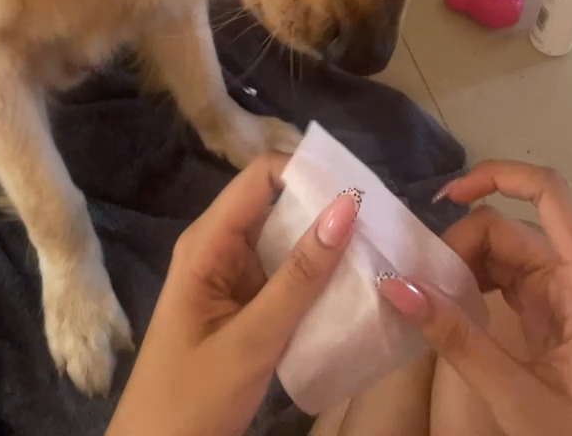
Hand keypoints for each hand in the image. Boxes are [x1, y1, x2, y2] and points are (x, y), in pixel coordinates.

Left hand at [107, 153, 359, 435]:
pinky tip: (352, 281)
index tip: (359, 189)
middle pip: (277, 201)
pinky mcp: (245, 302)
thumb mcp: (252, 339)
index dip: (307, 171)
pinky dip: (316, 273)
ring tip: (377, 244)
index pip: (261, 176)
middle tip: (380, 218)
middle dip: (325, 205)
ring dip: (325, 240)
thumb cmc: (191, 400)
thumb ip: (300, 276)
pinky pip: (285, 271)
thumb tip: (346, 205)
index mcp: (208, 241)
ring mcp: (232, 274)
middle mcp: (220, 245)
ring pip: (285, 237)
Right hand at [377, 160, 571, 435]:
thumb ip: (459, 340)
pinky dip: (472, 284)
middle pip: (512, 226)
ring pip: (504, 252)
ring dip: (463, 263)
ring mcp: (563, 299)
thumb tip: (395, 283)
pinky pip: (505, 280)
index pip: (551, 195)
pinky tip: (447, 306)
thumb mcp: (519, 400)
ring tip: (428, 296)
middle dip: (462, 241)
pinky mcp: (549, 320)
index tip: (447, 195)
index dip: (500, 175)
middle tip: (421, 284)